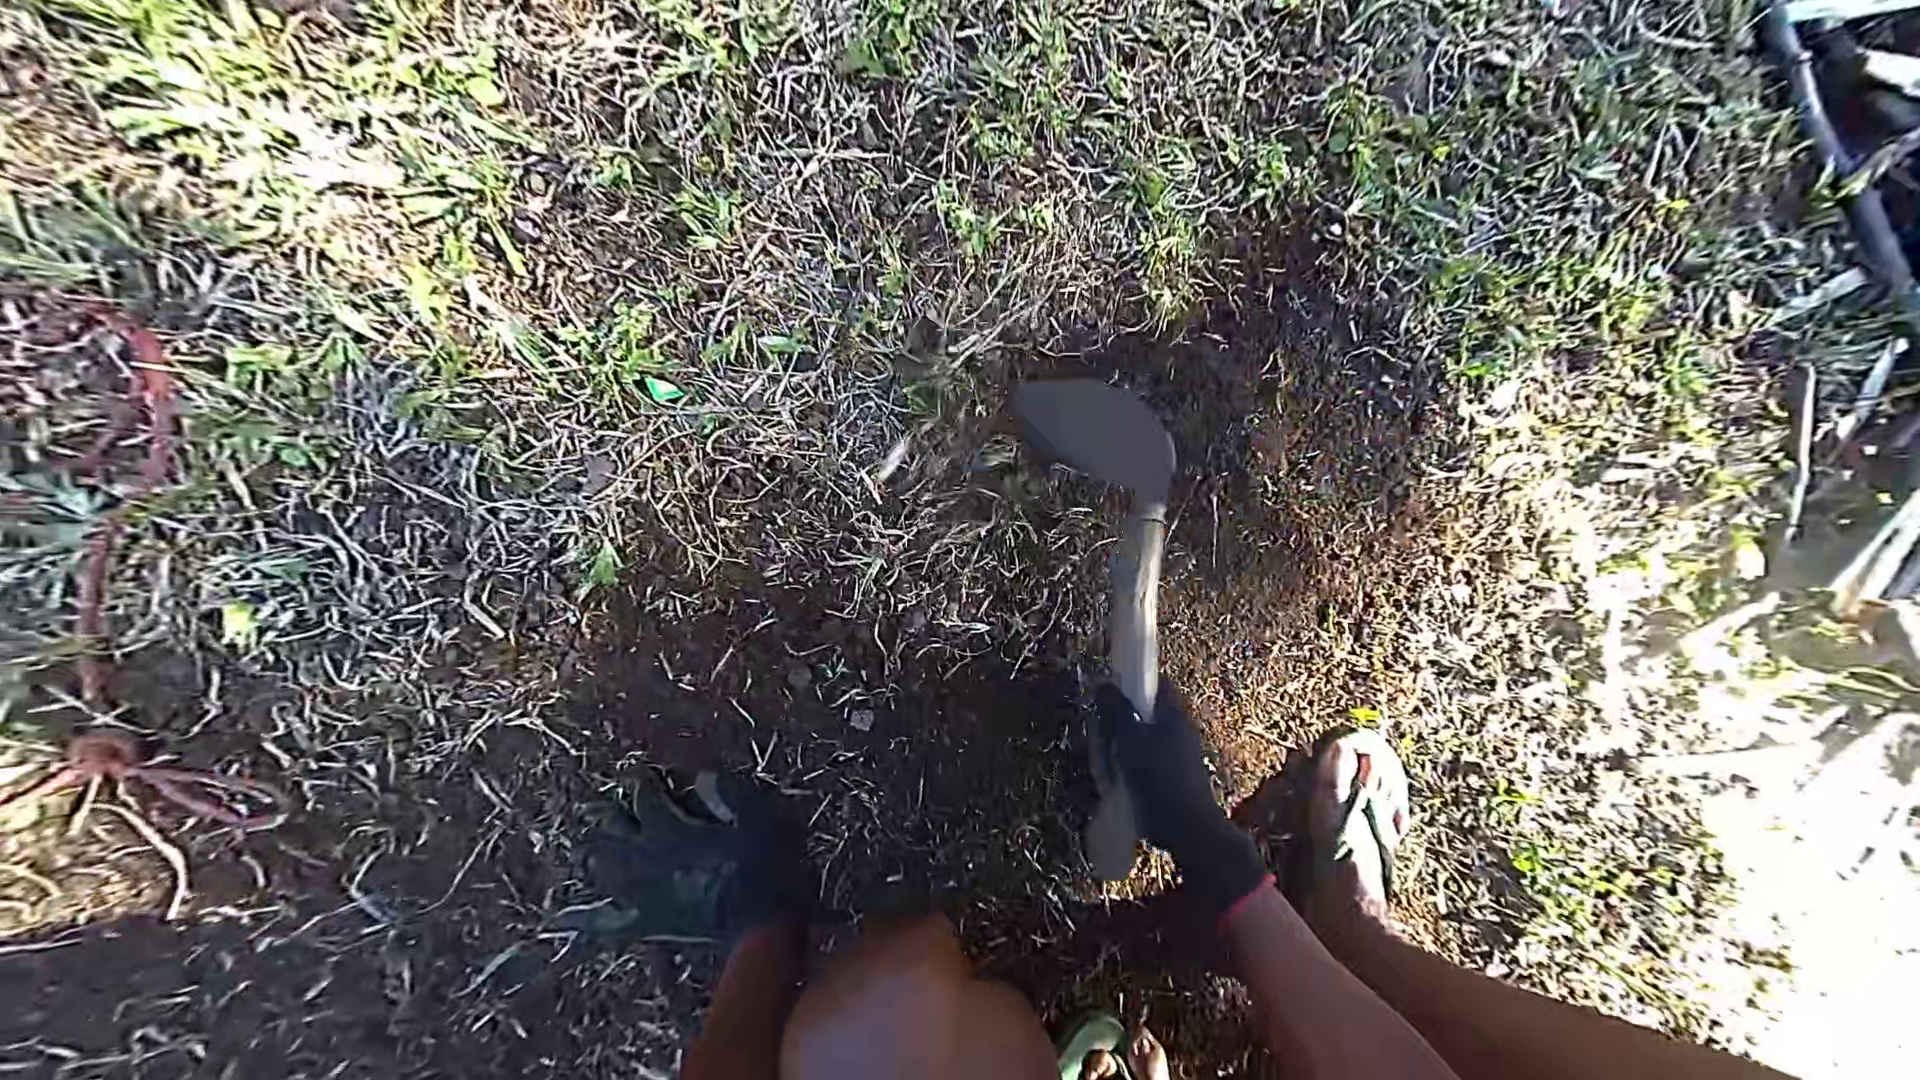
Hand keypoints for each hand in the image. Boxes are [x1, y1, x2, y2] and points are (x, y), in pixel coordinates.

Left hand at [576, 772, 814, 942]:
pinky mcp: (645, 922)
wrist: (759, 921)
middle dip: (604, 816)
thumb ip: (727, 794)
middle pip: (614, 833)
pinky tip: (560, 917)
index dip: (640, 784)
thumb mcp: (755, 817)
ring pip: (603, 871)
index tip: (638, 774)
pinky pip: (605, 922)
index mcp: (673, 832)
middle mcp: (648, 860)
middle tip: (595, 805)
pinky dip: (582, 918)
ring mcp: (642, 894)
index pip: (647, 800)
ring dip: (592, 855)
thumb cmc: (762, 863)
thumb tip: (701, 776)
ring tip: (583, 844)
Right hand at [1095, 679, 1266, 913]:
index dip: (1135, 681)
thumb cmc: (1159, 778)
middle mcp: (1181, 731)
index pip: (1158, 683)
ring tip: (1108, 760)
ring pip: (1147, 738)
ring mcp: (1182, 756)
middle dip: (1123, 718)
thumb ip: (1116, 711)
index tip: (1111, 689)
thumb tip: (1103, 682)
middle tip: (1102, 731)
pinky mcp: (1178, 778)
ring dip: (1126, 744)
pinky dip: (1134, 764)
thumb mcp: (1130, 741)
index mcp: (1173, 715)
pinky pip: (1150, 761)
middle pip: (1148, 712)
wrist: (1191, 831)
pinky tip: (1121, 780)